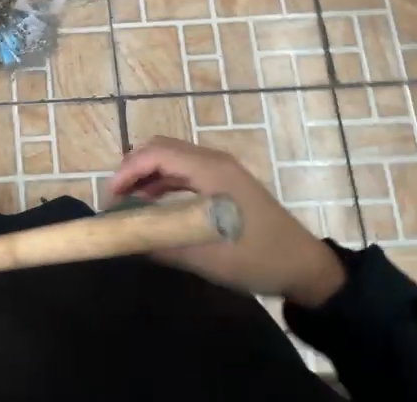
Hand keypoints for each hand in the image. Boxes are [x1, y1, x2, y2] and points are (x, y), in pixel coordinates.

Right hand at [110, 136, 346, 306]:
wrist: (305, 267)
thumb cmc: (256, 257)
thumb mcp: (206, 256)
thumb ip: (162, 245)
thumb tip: (124, 241)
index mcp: (210, 169)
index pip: (157, 154)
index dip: (128, 170)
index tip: (111, 196)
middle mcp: (213, 160)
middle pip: (161, 149)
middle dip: (133, 169)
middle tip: (116, 199)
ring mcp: (220, 169)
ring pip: (172, 159)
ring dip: (147, 176)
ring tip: (128, 203)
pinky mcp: (224, 182)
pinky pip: (184, 172)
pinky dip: (163, 182)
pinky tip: (153, 204)